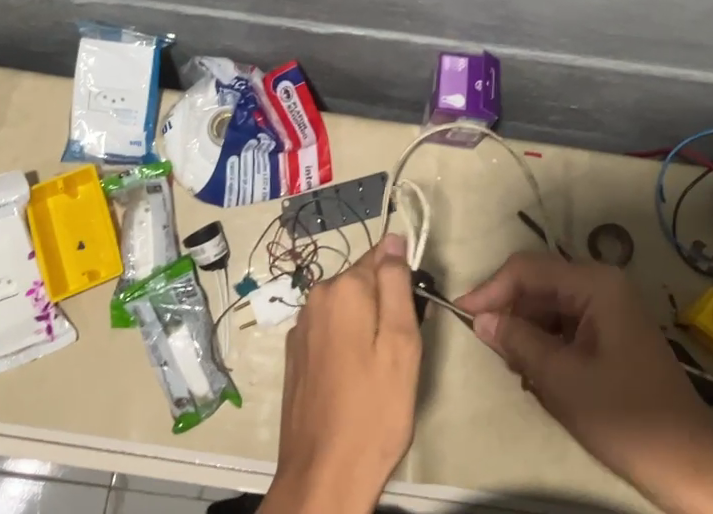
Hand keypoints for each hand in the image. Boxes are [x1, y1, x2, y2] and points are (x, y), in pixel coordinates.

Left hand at [263, 234, 421, 513]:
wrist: (324, 472)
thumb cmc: (374, 408)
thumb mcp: (401, 342)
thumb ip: (397, 284)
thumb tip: (393, 239)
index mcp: (342, 289)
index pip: (381, 258)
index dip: (405, 283)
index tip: (416, 318)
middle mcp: (314, 299)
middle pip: (363, 284)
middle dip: (387, 307)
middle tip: (404, 352)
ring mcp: (301, 329)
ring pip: (348, 309)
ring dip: (368, 327)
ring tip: (384, 372)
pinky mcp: (296, 356)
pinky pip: (331, 333)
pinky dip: (349, 346)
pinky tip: (359, 381)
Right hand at [457, 253, 712, 513]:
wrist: (687, 463)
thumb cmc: (624, 416)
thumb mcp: (560, 379)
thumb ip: (517, 341)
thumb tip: (480, 319)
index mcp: (595, 284)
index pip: (527, 269)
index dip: (491, 289)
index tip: (460, 315)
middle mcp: (603, 286)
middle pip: (538, 286)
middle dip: (511, 314)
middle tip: (489, 350)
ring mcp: (610, 311)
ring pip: (549, 308)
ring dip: (528, 334)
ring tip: (517, 371)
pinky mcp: (612, 335)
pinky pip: (566, 327)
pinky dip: (547, 347)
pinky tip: (540, 377)